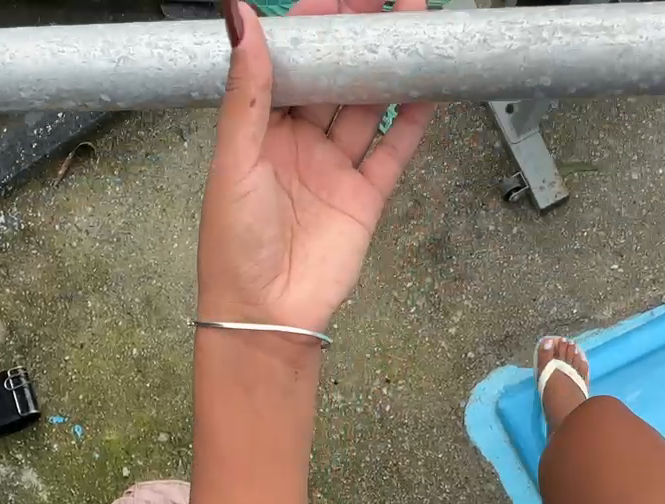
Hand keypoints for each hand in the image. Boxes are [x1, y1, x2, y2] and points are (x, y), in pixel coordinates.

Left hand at [197, 0, 435, 333]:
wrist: (267, 312)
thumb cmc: (235, 243)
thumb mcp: (234, 162)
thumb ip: (245, 92)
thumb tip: (240, 15)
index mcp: (260, 131)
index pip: (289, 66)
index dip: (313, 28)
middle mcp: (299, 145)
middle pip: (334, 82)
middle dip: (358, 42)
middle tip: (385, 3)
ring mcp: (334, 171)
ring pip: (367, 110)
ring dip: (389, 73)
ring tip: (414, 30)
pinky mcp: (364, 199)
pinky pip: (393, 153)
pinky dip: (413, 123)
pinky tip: (430, 89)